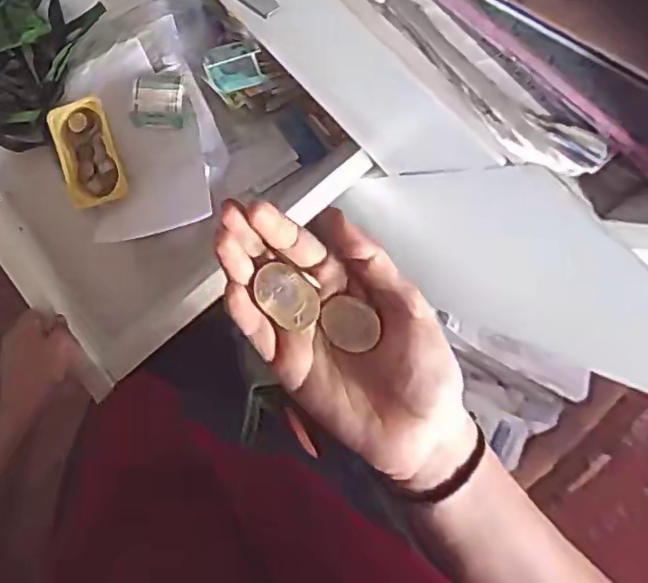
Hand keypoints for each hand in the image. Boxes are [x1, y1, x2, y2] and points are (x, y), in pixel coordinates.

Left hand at [0, 309, 82, 426]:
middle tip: (68, 343)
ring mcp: (8, 357)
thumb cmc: (42, 373)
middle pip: (34, 329)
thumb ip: (61, 328)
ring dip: (45, 351)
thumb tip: (59, 320)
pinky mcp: (10, 376)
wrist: (21, 411)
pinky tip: (51, 376)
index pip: (38, 311)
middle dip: (50, 335)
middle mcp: (12, 337)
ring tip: (63, 362)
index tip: (68, 326)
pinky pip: (28, 363)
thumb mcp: (61, 345)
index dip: (54, 317)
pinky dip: (39, 366)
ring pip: (31, 346)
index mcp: (22, 325)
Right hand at [216, 201, 477, 492]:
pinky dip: (243, 312)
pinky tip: (233, 289)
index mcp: (340, 279)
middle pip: (274, 261)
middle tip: (229, 214)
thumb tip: (337, 219)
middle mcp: (311, 300)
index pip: (303, 247)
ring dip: (238, 265)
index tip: (259, 209)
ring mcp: (295, 330)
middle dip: (249, 236)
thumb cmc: (424, 369)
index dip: (281, 228)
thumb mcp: (411, 307)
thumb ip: (373, 262)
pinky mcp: (286, 363)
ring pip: (259, 291)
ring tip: (223, 241)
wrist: (424, 437)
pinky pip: (259, 333)